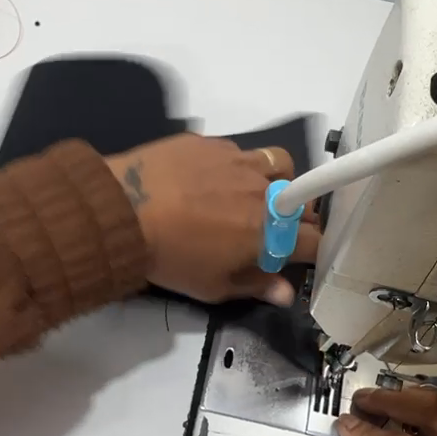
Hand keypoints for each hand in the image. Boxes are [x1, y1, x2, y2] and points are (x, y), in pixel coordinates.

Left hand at [107, 134, 321, 304]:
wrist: (123, 210)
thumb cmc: (170, 257)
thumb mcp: (212, 286)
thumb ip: (255, 286)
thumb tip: (286, 292)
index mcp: (270, 232)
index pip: (313, 240)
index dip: (312, 250)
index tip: (302, 256)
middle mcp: (265, 192)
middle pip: (305, 200)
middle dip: (300, 216)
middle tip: (278, 229)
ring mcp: (240, 161)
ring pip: (281, 165)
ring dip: (279, 182)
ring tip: (257, 194)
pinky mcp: (214, 143)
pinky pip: (242, 152)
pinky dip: (240, 166)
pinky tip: (215, 178)